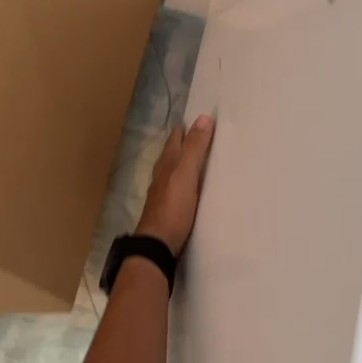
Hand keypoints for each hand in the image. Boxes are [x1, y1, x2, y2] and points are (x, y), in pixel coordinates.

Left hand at [135, 114, 213, 254]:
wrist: (157, 244)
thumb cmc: (173, 208)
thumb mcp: (186, 174)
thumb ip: (194, 148)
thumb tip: (204, 117)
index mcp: (167, 164)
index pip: (175, 139)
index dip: (184, 128)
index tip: (197, 119)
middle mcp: (161, 175)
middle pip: (171, 153)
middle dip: (181, 142)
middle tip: (196, 133)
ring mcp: (161, 193)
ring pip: (171, 170)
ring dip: (180, 161)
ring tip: (192, 158)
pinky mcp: (166, 209)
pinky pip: (175, 187)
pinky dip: (181, 180)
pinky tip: (186, 186)